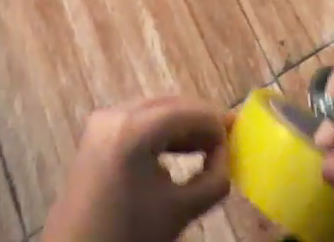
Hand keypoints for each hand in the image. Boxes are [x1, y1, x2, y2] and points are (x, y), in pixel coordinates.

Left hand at [43, 97, 230, 241]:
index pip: (189, 112)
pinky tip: (179, 151)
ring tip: (207, 149)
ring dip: (183, 127)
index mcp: (134, 129)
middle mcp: (116, 113)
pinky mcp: (96, 132)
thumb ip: (214, 179)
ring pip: (156, 111)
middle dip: (201, 123)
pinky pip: (139, 120)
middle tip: (227, 142)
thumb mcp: (180, 210)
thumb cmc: (128, 235)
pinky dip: (161, 132)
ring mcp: (102, 120)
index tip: (237, 140)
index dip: (217, 125)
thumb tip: (226, 155)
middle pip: (172, 105)